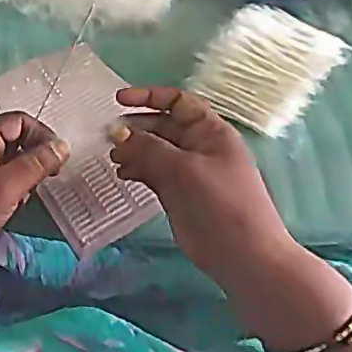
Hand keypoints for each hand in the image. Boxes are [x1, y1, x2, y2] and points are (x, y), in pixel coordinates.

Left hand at [0, 112, 68, 257]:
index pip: (19, 121)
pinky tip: (18, 201)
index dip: (41, 134)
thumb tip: (63, 146)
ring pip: (15, 158)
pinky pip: (7, 174)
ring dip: (27, 173)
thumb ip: (37, 163)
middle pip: (18, 138)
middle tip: (47, 177)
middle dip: (36, 156)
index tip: (56, 157)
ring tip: (29, 192)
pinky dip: (17, 185)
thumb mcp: (8, 185)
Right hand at [108, 86, 292, 254]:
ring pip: (153, 150)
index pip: (177, 102)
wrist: (243, 255)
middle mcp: (198, 146)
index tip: (119, 100)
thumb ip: (148, 148)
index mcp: (210, 132)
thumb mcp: (184, 169)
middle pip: (161, 125)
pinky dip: (136, 170)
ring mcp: (187, 171)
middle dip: (135, 127)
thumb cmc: (221, 203)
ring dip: (132, 150)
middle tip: (108, 136)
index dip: (148, 96)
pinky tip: (123, 174)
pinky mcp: (177, 192)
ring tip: (114, 159)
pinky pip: (152, 172)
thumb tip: (119, 134)